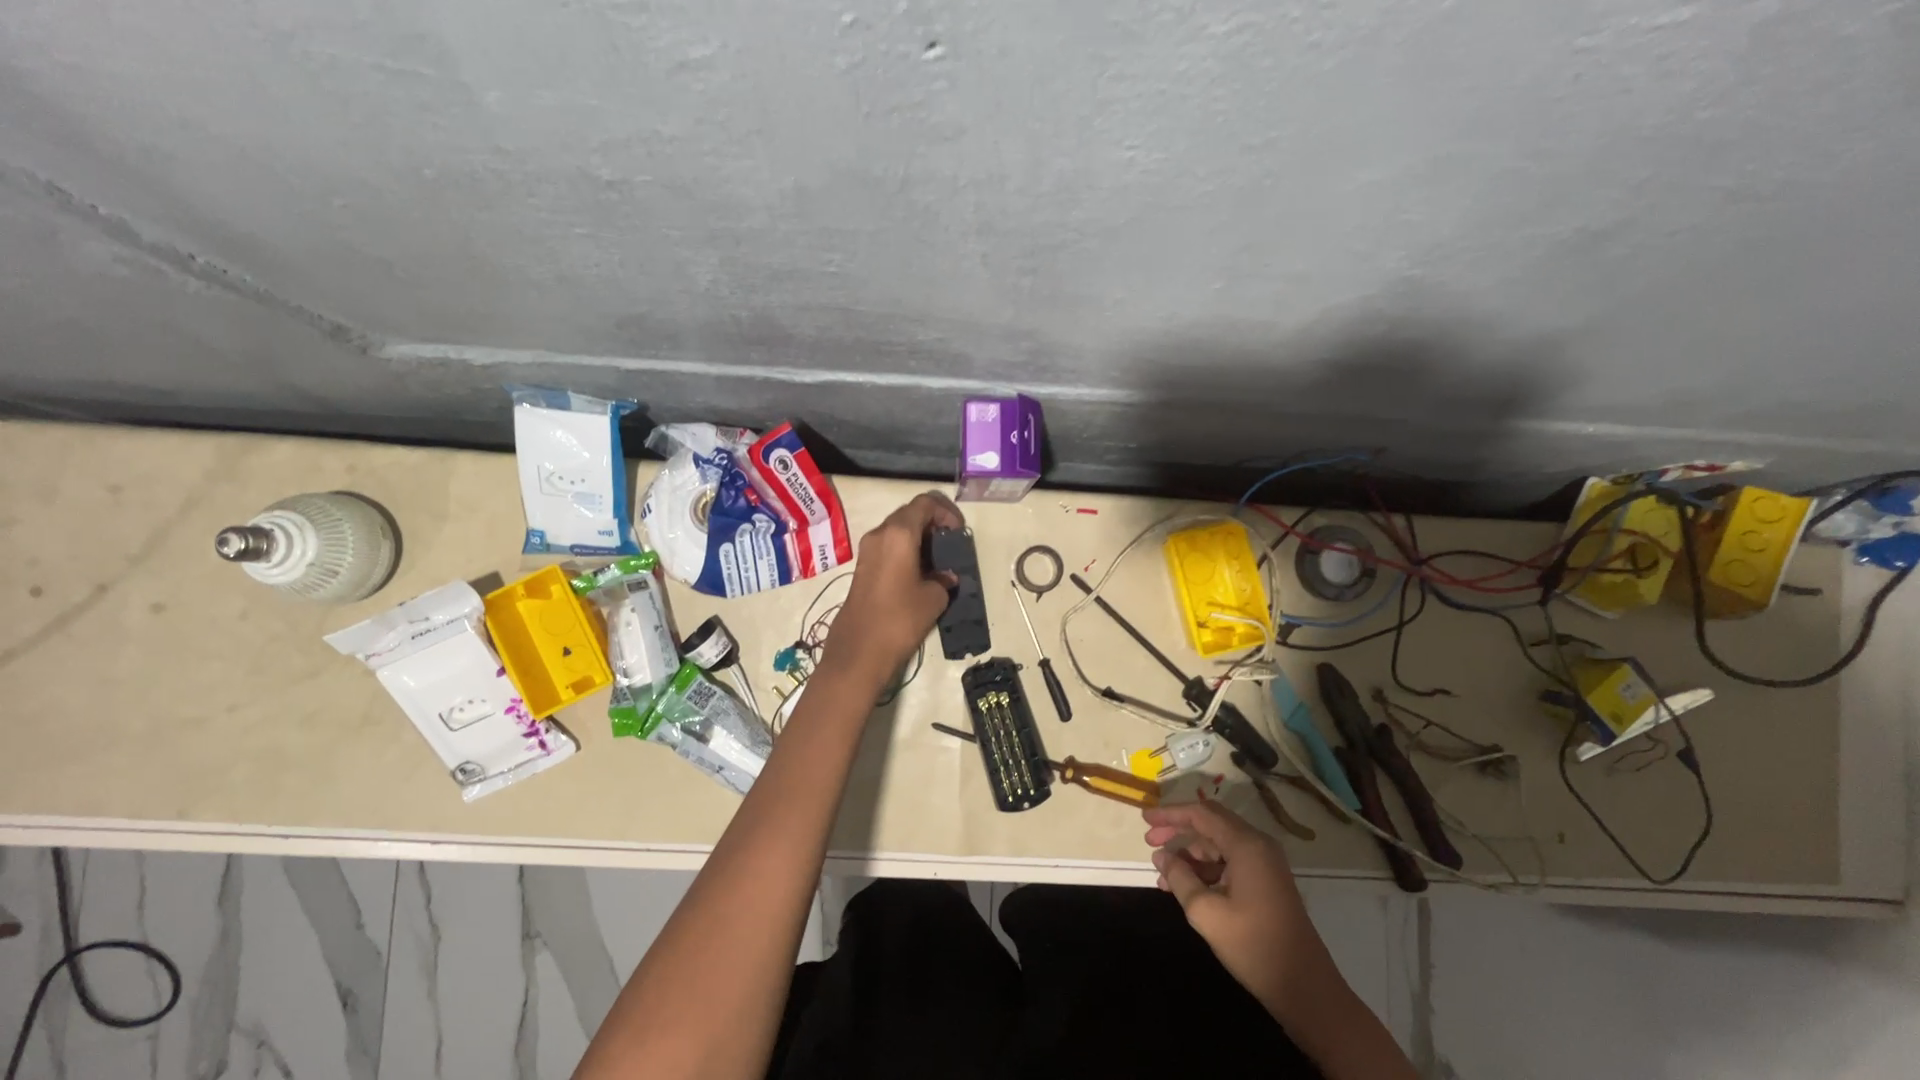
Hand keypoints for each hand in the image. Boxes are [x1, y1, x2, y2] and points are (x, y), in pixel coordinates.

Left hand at [819, 492, 964, 684]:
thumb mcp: (934, 598)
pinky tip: (921, 571)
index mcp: (899, 533)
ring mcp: (868, 550)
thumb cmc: (900, 618)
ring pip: (897, 530)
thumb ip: (943, 579)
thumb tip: (945, 576)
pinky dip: (906, 549)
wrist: (859, 649)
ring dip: (918, 537)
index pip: (925, 504)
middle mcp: (880, 534)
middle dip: (932, 522)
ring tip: (939, 559)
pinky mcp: (863, 567)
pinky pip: (888, 546)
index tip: (959, 532)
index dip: (946, 512)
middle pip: (909, 513)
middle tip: (951, 542)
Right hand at [1143, 800, 1335, 1019]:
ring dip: (1190, 854)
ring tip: (1163, 873)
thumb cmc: (1253, 945)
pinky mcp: (1266, 882)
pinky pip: (1230, 862)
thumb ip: (1180, 878)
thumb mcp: (1206, 912)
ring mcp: (1265, 864)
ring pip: (1220, 845)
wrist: (1303, 984)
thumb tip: (1161, 856)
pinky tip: (1185, 887)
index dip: (1171, 814)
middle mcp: (1258, 846)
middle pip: (1211, 825)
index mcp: (1247, 845)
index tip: (1144, 819)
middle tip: (1149, 842)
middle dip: (1179, 831)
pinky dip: (1206, 869)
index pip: (1202, 814)